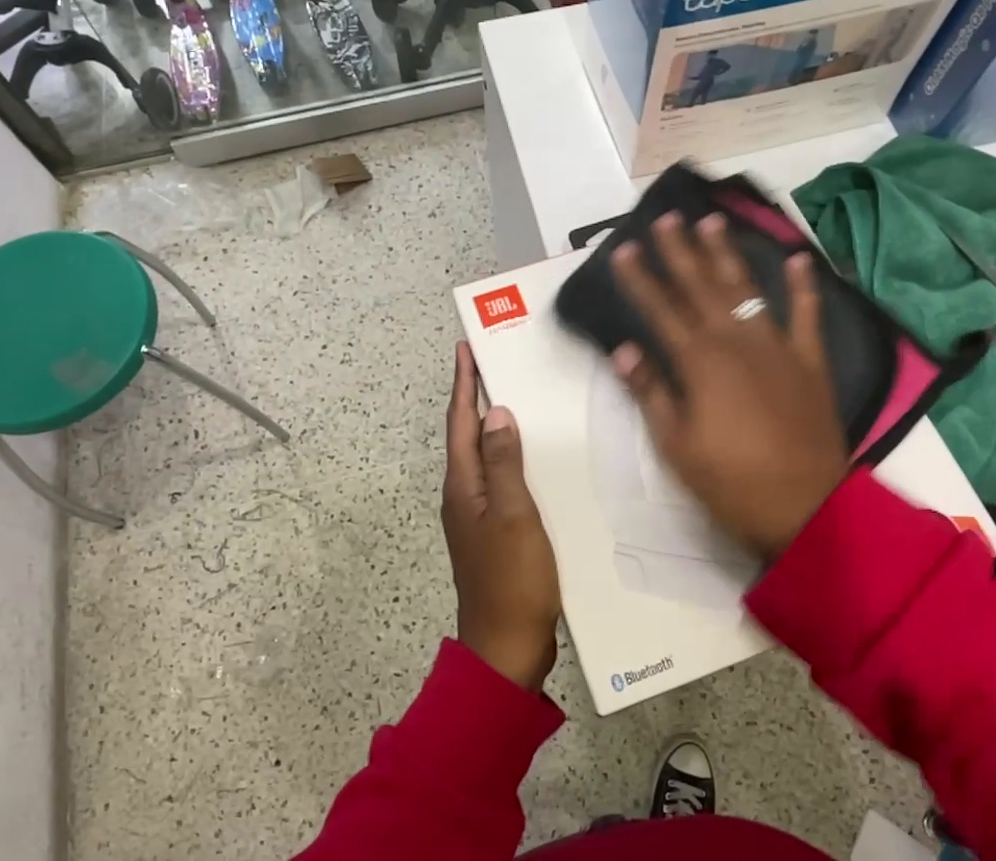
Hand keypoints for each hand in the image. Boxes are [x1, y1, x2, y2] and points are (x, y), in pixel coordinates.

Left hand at [442, 341, 561, 690]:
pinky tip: (534, 458)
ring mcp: (477, 517)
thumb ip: (505, 463)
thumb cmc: (512, 580)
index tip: (465, 347)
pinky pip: (500, 482)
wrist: (506, 648)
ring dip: (495, 428)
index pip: (461, 422)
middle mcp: (464, 496)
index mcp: (463, 486)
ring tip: (518, 399)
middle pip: (469, 436)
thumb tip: (496, 413)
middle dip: (477, 398)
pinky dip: (511, 459)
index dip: (463, 384)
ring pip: (485, 459)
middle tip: (495, 364)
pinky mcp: (495, 535)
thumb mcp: (514, 515)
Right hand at [611, 212, 848, 558]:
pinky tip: (798, 258)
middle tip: (667, 218)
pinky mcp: (810, 361)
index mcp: (700, 363)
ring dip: (728, 255)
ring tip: (712, 223)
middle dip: (681, 252)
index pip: (661, 311)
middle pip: (702, 288)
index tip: (623, 250)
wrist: (805, 506)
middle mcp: (737, 342)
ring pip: (747, 290)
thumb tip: (623, 350)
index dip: (640, 280)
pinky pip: (807, 315)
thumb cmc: (730, 481)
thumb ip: (651, 392)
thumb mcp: (676, 445)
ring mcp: (778, 347)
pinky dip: (804, 286)